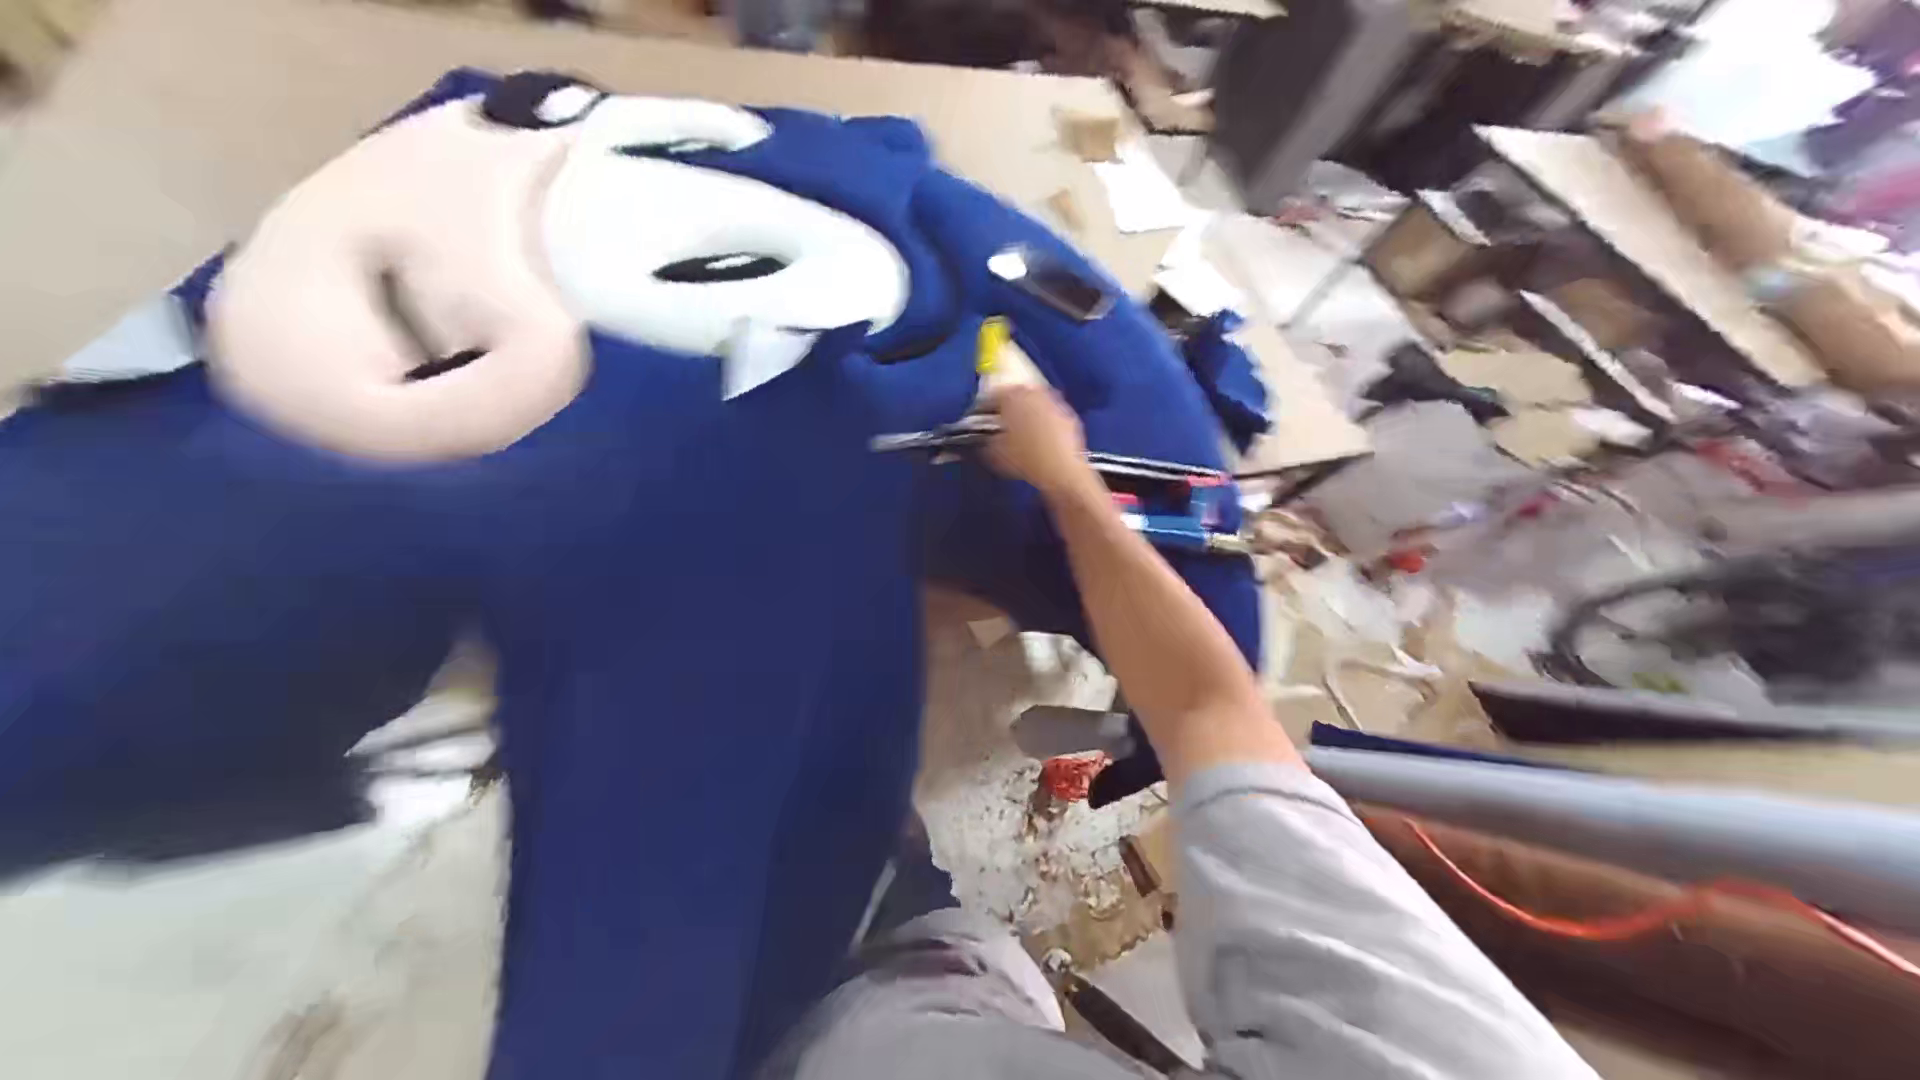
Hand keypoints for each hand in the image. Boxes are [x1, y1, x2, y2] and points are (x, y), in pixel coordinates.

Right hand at [980, 383, 1097, 501]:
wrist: (1061, 470)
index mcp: (1012, 396)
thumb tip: (980, 439)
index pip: (992, 395)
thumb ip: (984, 441)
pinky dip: (1044, 423)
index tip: (979, 419)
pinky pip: (1050, 415)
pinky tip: (1041, 439)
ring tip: (1021, 431)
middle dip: (1008, 407)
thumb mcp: (994, 453)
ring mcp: (1054, 403)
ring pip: (1035, 404)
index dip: (984, 408)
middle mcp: (1034, 393)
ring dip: (1027, 413)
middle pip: (1016, 395)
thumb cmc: (1024, 459)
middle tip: (1001, 423)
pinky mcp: (1069, 416)